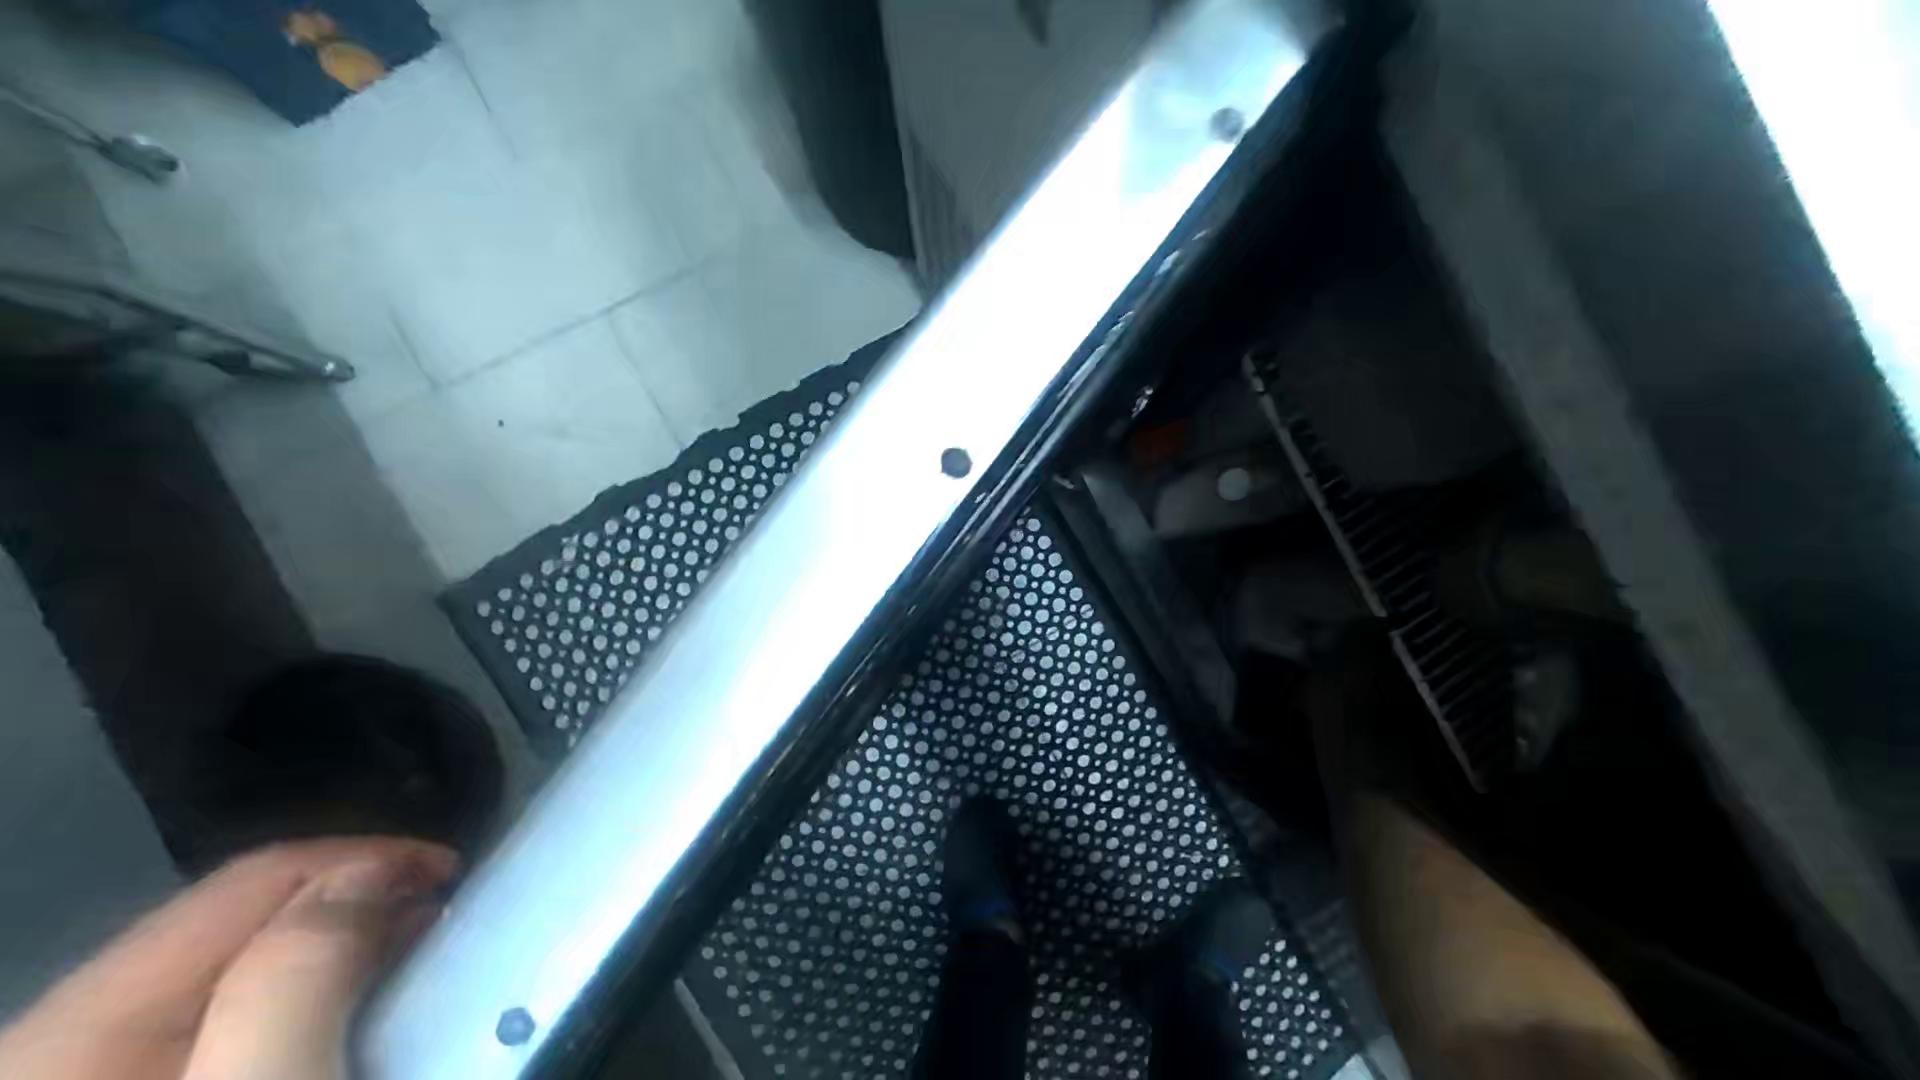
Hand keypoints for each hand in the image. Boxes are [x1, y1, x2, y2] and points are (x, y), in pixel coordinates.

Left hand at [0, 837, 456, 1079]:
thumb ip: (301, 972)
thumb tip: (367, 871)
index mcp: (84, 1019)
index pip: (253, 879)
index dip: (368, 856)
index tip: (452, 871)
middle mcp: (57, 1033)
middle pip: (236, 914)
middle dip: (353, 893)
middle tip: (434, 909)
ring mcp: (67, 1070)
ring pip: (222, 961)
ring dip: (325, 937)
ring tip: (395, 948)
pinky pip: (204, 1010)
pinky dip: (284, 988)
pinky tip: (322, 1005)